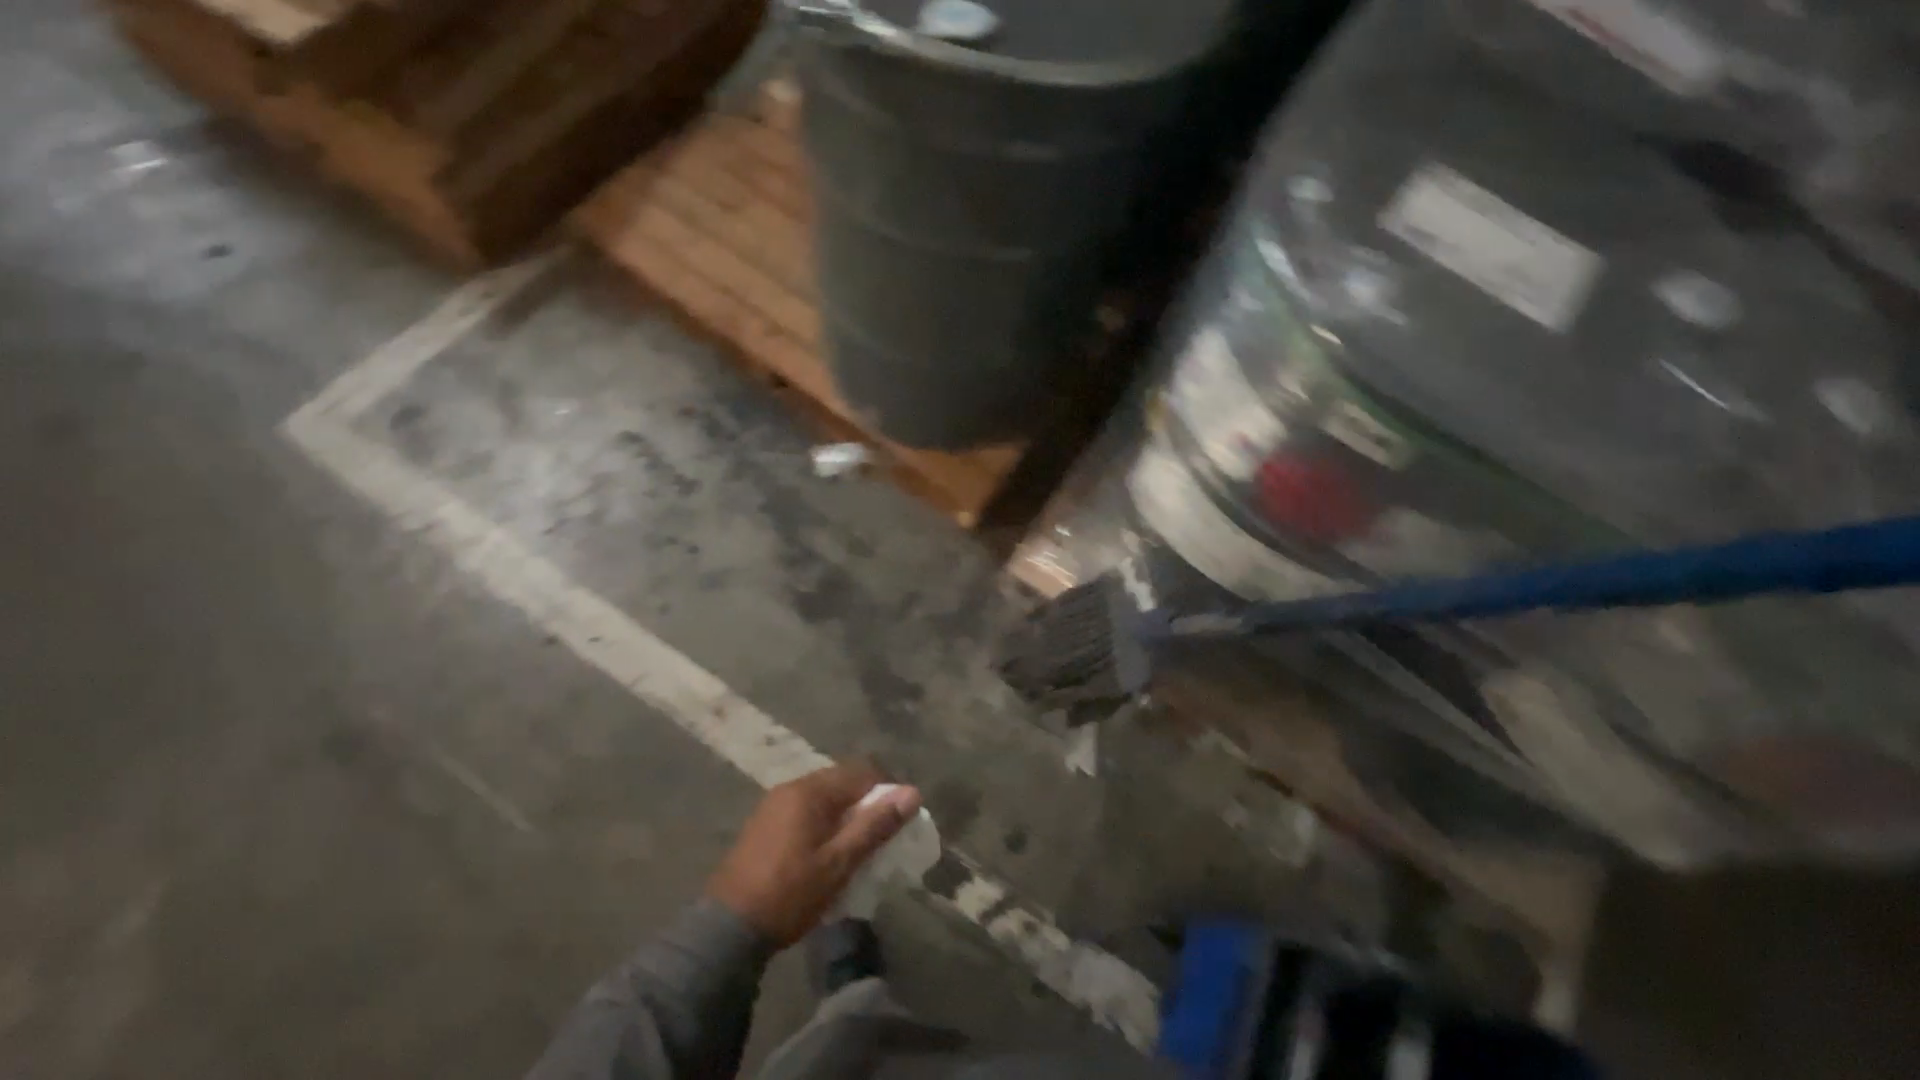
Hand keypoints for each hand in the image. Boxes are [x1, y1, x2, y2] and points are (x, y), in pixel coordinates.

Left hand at [706, 763, 922, 946]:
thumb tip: (911, 793)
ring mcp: (773, 806)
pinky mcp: (764, 826)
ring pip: (824, 799)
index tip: (899, 824)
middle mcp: (790, 788)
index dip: (887, 792)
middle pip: (841, 782)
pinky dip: (825, 825)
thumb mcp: (839, 863)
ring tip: (859, 851)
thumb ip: (874, 825)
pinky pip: (806, 813)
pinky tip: (829, 855)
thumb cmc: (789, 894)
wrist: (728, 928)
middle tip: (882, 840)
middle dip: (866, 805)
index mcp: (809, 791)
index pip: (861, 772)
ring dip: (845, 817)